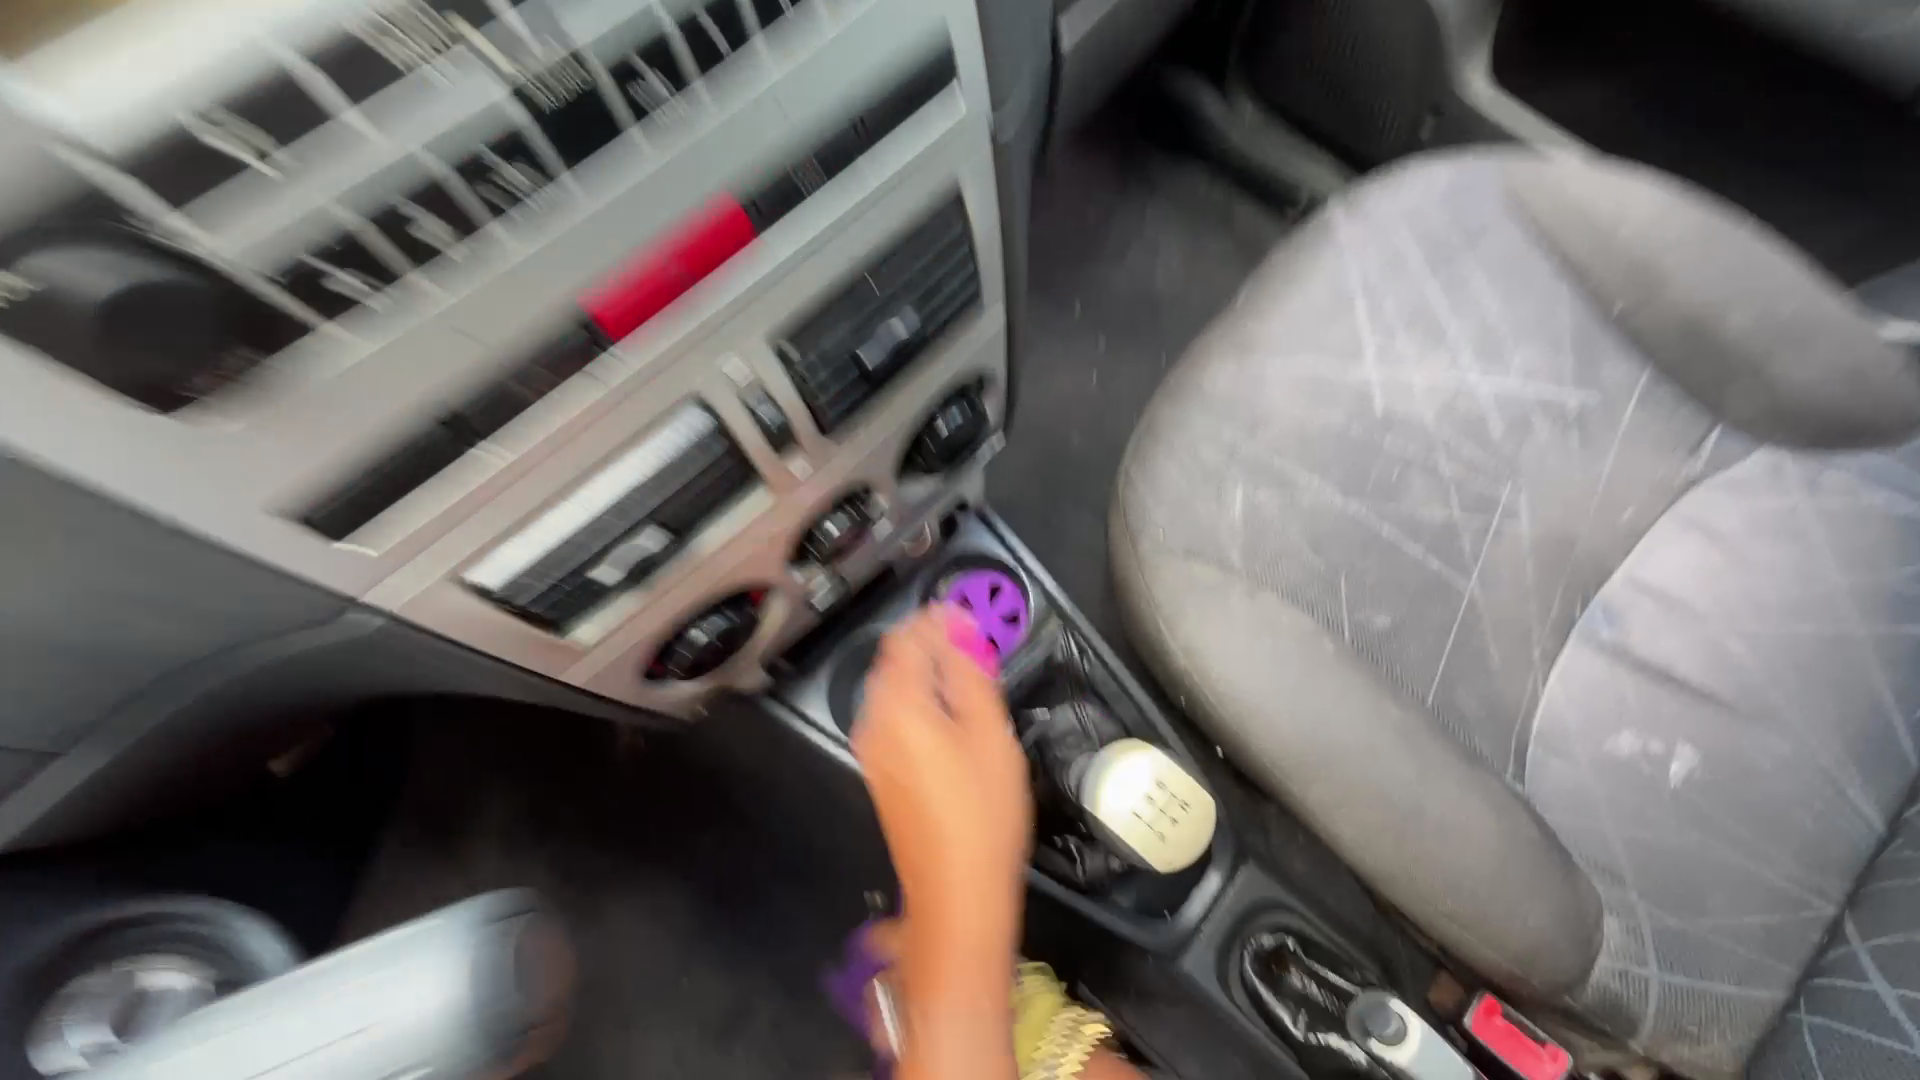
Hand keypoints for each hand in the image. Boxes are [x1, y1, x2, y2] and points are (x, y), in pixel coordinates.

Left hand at [853, 608, 1032, 938]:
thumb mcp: (989, 733)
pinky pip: (892, 715)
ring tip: (966, 670)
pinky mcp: (879, 771)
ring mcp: (872, 748)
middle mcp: (874, 720)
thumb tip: (960, 630)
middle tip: (971, 639)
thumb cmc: (982, 810)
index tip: (966, 612)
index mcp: (899, 704)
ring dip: (923, 670)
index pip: (908, 638)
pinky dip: (917, 699)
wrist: (955, 892)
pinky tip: (948, 711)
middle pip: (894, 661)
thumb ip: (970, 673)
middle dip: (928, 641)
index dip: (935, 618)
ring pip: (891, 688)